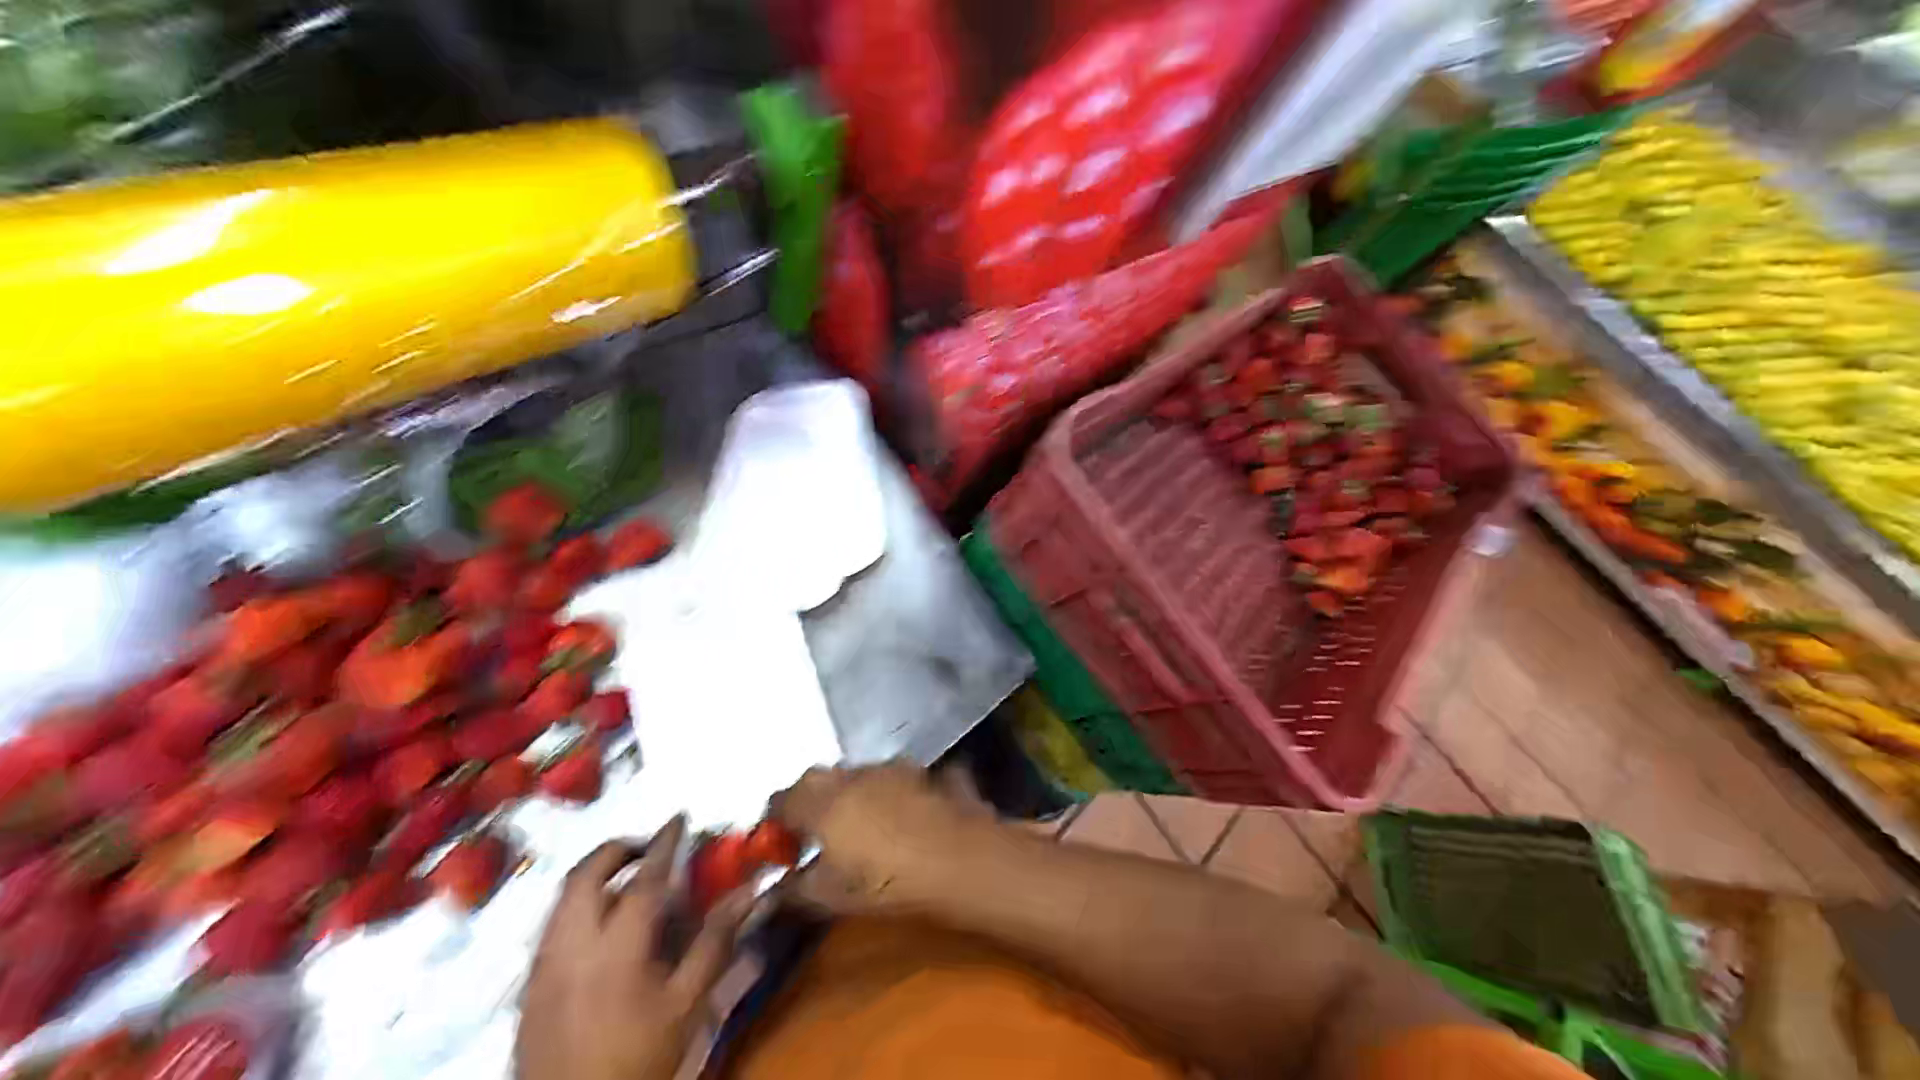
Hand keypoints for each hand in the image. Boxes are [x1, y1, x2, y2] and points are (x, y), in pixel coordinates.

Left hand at [517, 816, 752, 1079]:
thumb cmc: (638, 1060)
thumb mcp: (687, 1005)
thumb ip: (714, 943)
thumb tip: (747, 893)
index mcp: (616, 948)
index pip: (644, 878)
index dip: (665, 842)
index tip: (680, 818)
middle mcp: (571, 946)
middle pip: (586, 874)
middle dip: (618, 849)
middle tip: (649, 847)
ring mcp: (542, 966)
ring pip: (562, 898)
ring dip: (595, 874)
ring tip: (628, 881)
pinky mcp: (528, 986)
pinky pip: (551, 925)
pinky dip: (578, 905)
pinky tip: (601, 925)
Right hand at [770, 762, 991, 913]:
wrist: (961, 857)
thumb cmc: (890, 882)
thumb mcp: (834, 897)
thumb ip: (796, 891)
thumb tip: (771, 893)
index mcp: (822, 803)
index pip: (782, 800)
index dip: (775, 821)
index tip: (779, 845)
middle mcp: (852, 777)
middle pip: (817, 780)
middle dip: (809, 800)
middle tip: (814, 832)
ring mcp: (891, 769)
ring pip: (857, 774)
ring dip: (850, 793)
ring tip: (860, 826)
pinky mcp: (923, 772)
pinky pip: (896, 778)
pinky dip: (891, 792)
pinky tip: (903, 814)